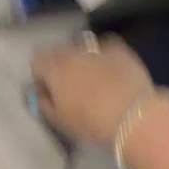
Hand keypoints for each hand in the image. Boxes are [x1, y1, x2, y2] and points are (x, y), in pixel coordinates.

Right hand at [32, 38, 153, 146]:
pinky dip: (104, 54)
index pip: (36, 62)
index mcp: (52, 69)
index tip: (48, 89)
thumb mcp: (60, 122)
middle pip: (58, 52)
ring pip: (80, 46)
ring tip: (91, 75)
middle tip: (70, 83)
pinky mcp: (117, 49)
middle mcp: (70, 53)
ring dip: (81, 57)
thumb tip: (40, 95)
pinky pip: (105, 46)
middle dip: (60, 64)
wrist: (132, 115)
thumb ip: (44, 105)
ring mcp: (94, 48)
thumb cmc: (90, 122)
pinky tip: (110, 67)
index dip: (41, 75)